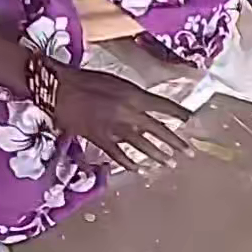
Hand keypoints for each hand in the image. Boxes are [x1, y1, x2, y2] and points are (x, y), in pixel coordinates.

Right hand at [51, 65, 191, 171]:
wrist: (60, 88)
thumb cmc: (87, 81)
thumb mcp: (116, 83)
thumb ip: (134, 97)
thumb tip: (148, 110)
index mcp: (133, 95)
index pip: (163, 105)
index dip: (179, 113)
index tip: (191, 120)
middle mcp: (128, 113)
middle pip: (158, 130)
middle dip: (175, 142)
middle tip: (189, 152)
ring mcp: (115, 128)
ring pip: (142, 145)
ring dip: (158, 155)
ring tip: (171, 163)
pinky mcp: (101, 139)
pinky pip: (119, 155)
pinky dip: (130, 164)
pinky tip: (140, 170)